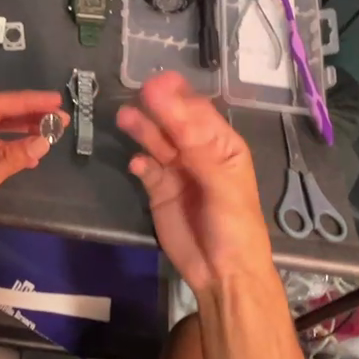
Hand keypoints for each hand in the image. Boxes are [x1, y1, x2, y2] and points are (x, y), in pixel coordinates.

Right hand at [118, 72, 274, 294]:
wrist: (222, 275)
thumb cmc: (235, 226)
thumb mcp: (222, 185)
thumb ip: (196, 147)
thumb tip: (171, 107)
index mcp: (222, 146)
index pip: (197, 114)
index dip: (178, 98)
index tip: (155, 83)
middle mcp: (198, 153)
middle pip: (173, 123)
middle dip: (157, 109)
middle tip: (135, 93)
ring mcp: (177, 171)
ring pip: (156, 142)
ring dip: (142, 129)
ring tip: (123, 118)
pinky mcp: (158, 191)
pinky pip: (145, 169)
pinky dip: (139, 164)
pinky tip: (136, 164)